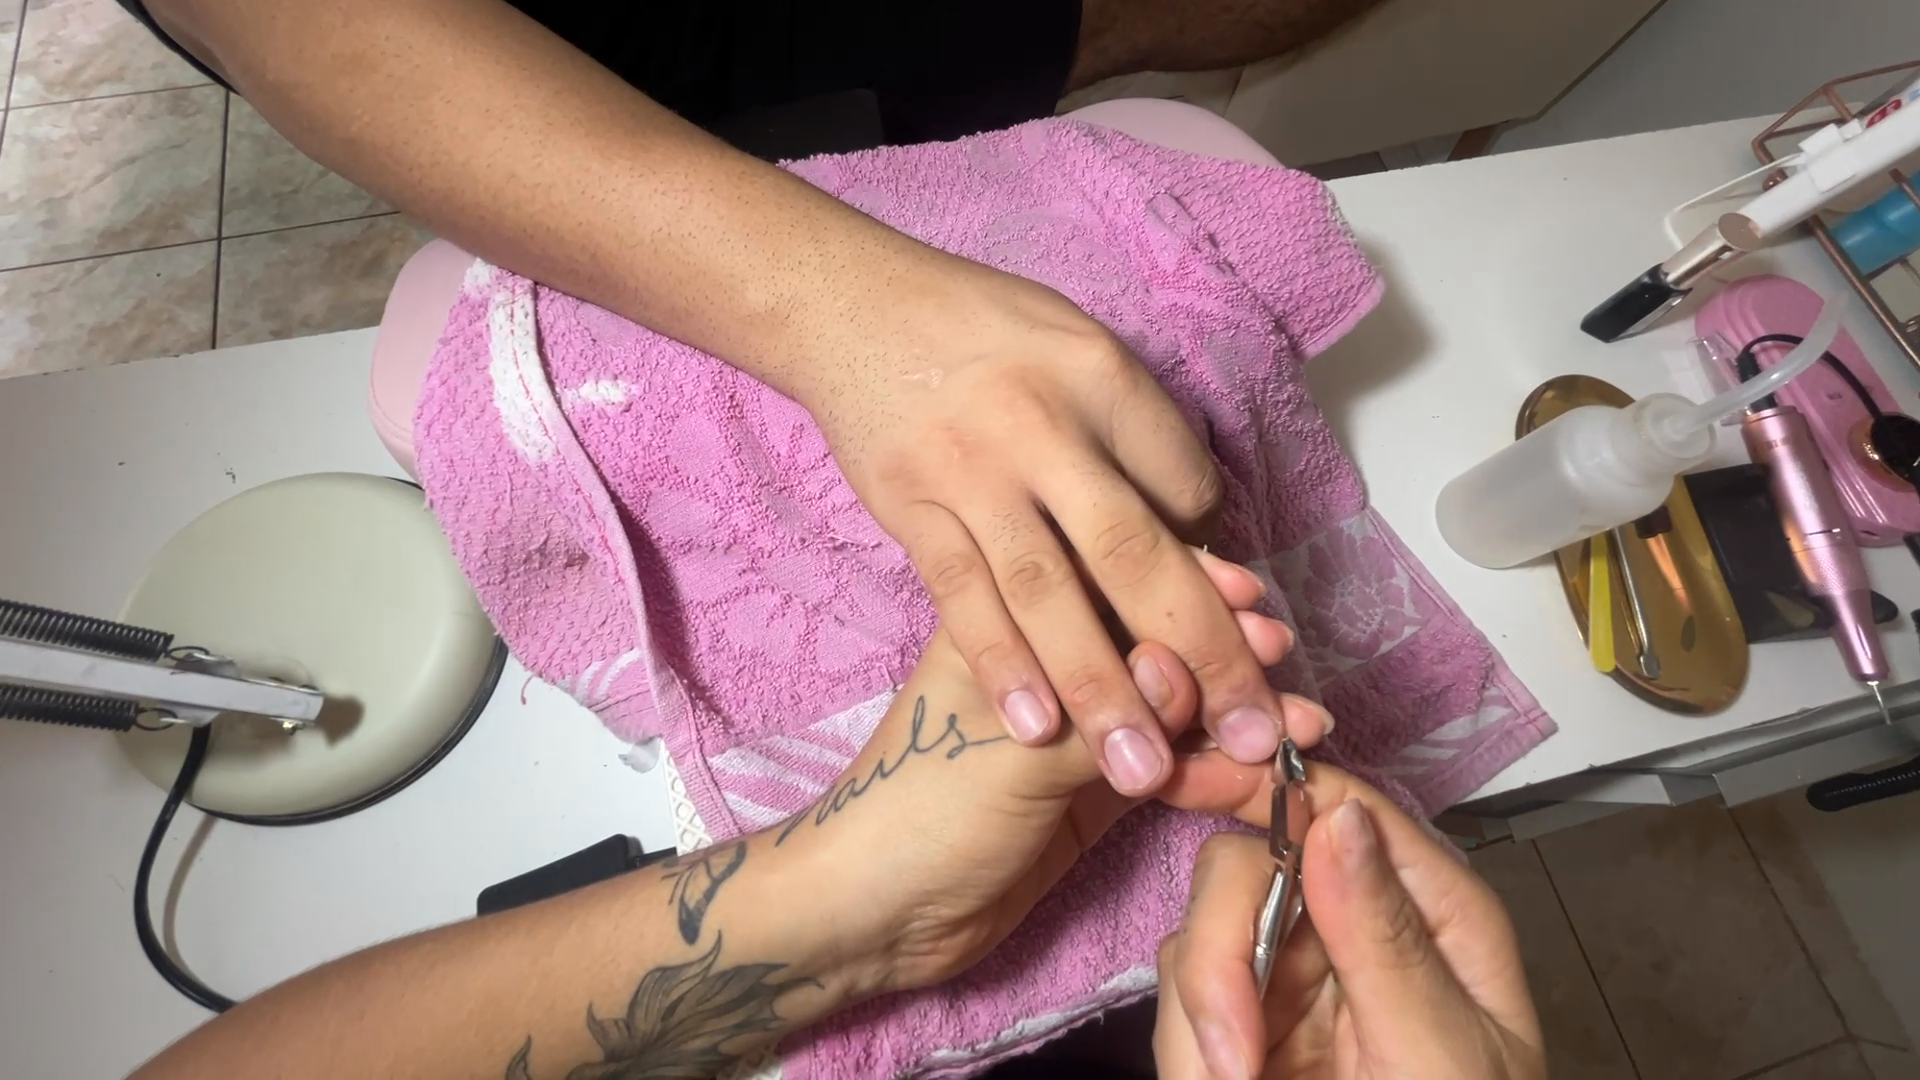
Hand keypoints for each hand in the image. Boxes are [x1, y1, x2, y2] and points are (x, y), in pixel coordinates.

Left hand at [789, 550, 1331, 995]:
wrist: (881, 913)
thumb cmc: (925, 806)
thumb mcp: (1009, 753)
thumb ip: (1100, 714)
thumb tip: (1184, 667)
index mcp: (1010, 625)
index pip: (1105, 587)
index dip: (1178, 589)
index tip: (1247, 599)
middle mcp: (1050, 663)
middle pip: (1148, 642)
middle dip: (1217, 648)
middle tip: (1279, 657)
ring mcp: (1078, 725)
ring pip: (1168, 705)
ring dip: (1229, 713)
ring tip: (1298, 722)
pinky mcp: (1096, 785)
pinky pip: (1167, 765)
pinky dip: (1214, 769)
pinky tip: (1264, 771)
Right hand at [803, 257, 1286, 796]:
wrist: (855, 308)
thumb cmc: (979, 324)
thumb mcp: (1075, 343)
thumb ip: (1128, 429)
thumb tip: (1179, 523)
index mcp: (1100, 377)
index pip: (1187, 484)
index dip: (1217, 559)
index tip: (1229, 617)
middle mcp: (1042, 429)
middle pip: (1132, 553)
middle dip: (1201, 650)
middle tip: (1256, 733)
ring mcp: (971, 474)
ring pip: (1046, 592)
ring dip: (1099, 685)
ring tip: (1145, 766)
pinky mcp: (913, 510)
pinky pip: (962, 596)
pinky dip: (1002, 662)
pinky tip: (1037, 727)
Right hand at [1152, 767, 1545, 1079]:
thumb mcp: (1444, 1063)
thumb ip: (1388, 939)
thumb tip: (1336, 811)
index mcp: (1418, 903)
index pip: (1330, 800)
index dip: (1253, 776)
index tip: (1182, 779)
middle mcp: (1342, 913)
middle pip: (1239, 862)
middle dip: (1219, 951)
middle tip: (1234, 1054)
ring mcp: (1284, 958)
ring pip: (1196, 928)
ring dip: (1204, 1016)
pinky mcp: (1238, 1004)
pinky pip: (1177, 990)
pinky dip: (1190, 1046)